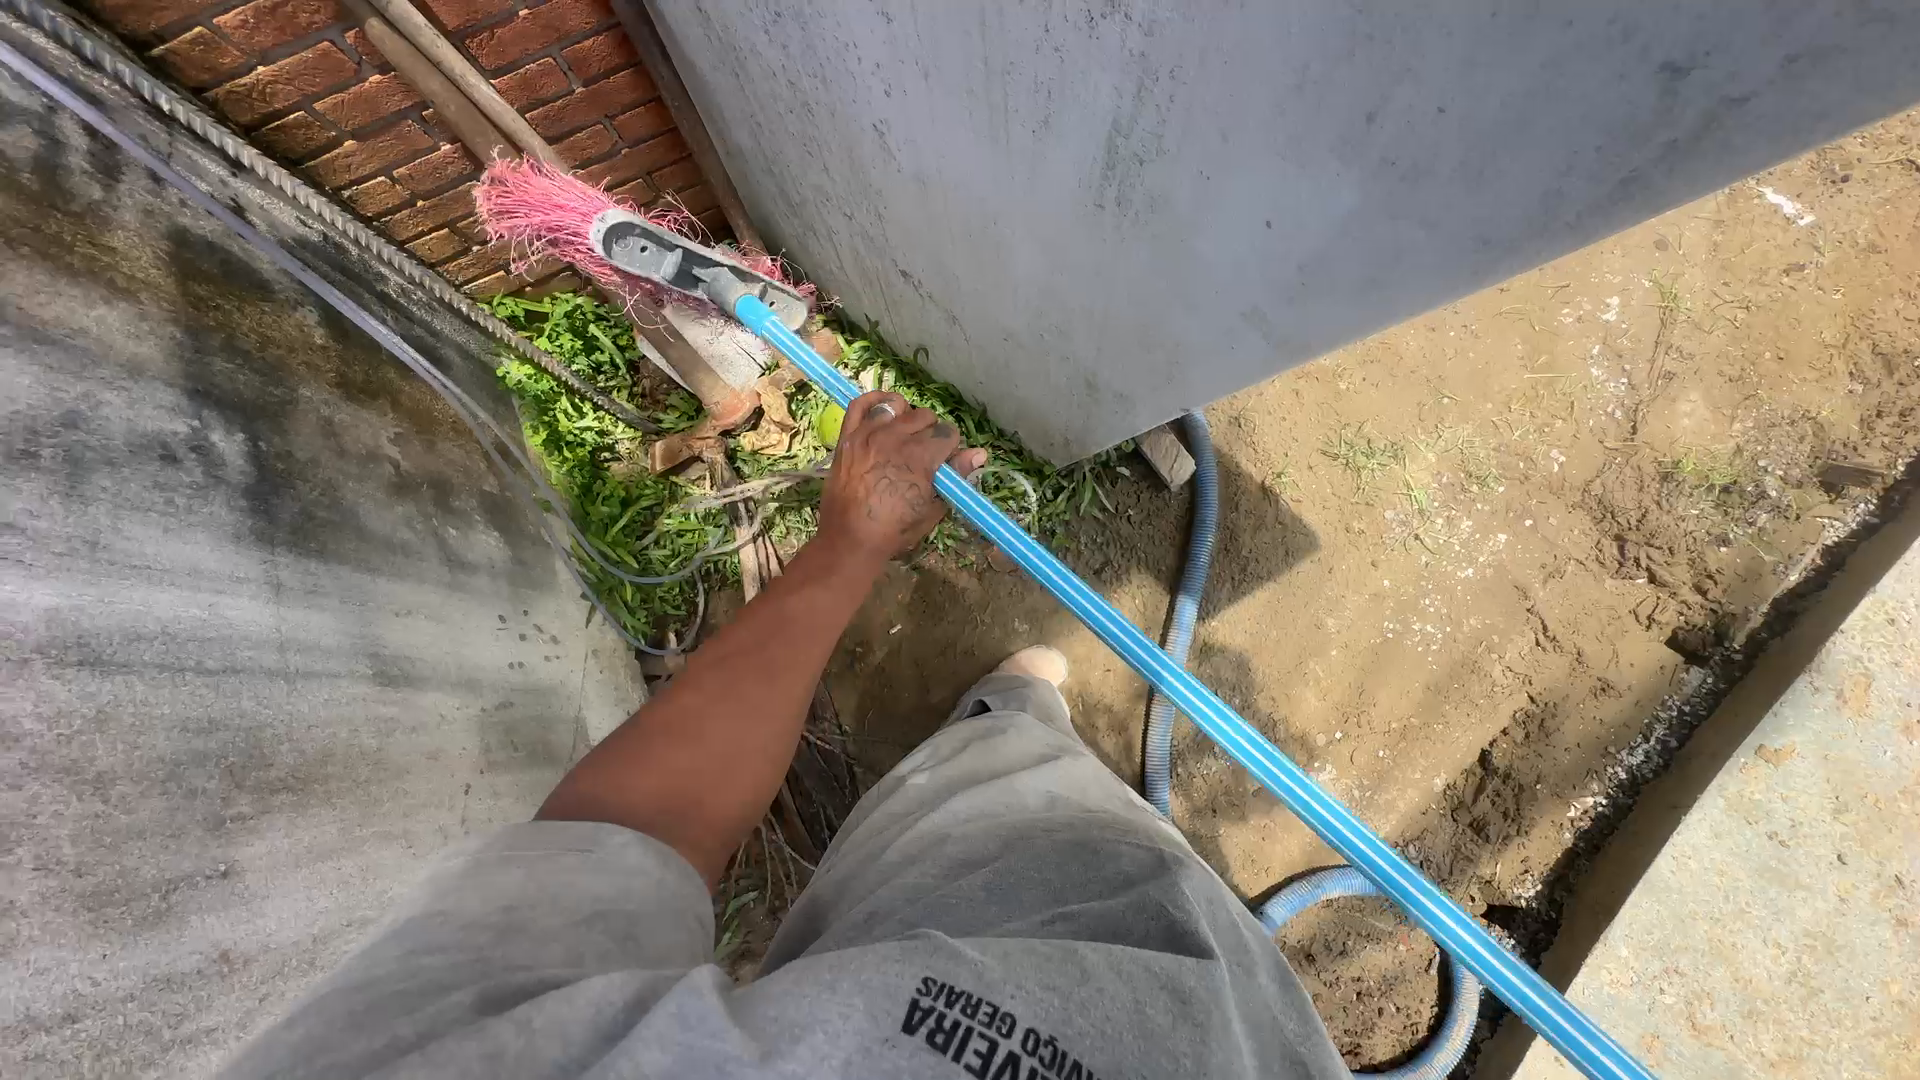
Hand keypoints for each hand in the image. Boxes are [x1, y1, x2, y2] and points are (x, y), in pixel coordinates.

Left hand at [818, 390, 986, 564]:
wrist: (850, 539)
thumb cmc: (895, 530)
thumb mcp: (933, 507)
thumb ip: (954, 475)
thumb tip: (980, 453)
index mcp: (920, 457)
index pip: (947, 434)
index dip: (949, 448)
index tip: (943, 462)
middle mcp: (896, 438)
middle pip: (925, 417)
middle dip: (930, 433)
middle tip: (923, 453)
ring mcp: (868, 434)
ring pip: (897, 406)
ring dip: (905, 418)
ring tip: (903, 436)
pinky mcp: (848, 437)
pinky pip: (860, 404)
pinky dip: (873, 401)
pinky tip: (884, 409)